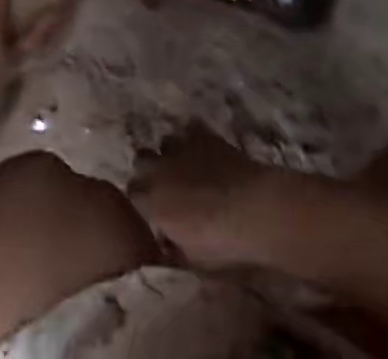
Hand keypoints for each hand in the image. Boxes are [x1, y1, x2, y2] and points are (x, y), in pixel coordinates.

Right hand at [128, 124, 274, 268]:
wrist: (255, 210)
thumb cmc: (223, 243)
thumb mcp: (193, 259)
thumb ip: (173, 248)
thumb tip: (167, 243)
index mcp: (150, 200)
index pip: (132, 194)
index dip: (143, 201)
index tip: (154, 210)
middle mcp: (157, 169)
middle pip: (141, 160)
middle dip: (151, 170)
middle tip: (168, 186)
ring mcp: (180, 148)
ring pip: (165, 142)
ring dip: (173, 153)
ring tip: (187, 165)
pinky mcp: (203, 135)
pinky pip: (191, 128)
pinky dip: (195, 136)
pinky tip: (205, 148)